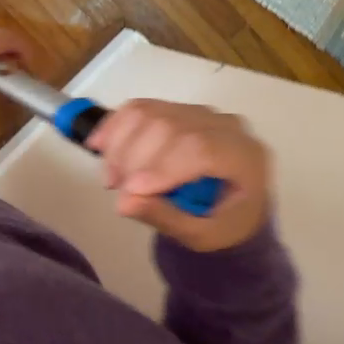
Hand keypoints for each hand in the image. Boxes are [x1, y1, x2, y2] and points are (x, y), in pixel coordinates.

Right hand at [86, 100, 273, 252]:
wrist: (233, 206)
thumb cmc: (224, 224)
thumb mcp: (203, 236)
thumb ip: (167, 219)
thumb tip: (124, 203)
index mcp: (244, 157)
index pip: (201, 147)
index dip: (161, 165)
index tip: (129, 190)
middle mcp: (225, 126)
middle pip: (171, 126)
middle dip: (134, 157)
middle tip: (114, 188)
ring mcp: (199, 113)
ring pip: (151, 113)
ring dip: (120, 143)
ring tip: (110, 177)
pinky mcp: (176, 109)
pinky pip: (140, 108)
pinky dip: (115, 124)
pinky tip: (99, 146)